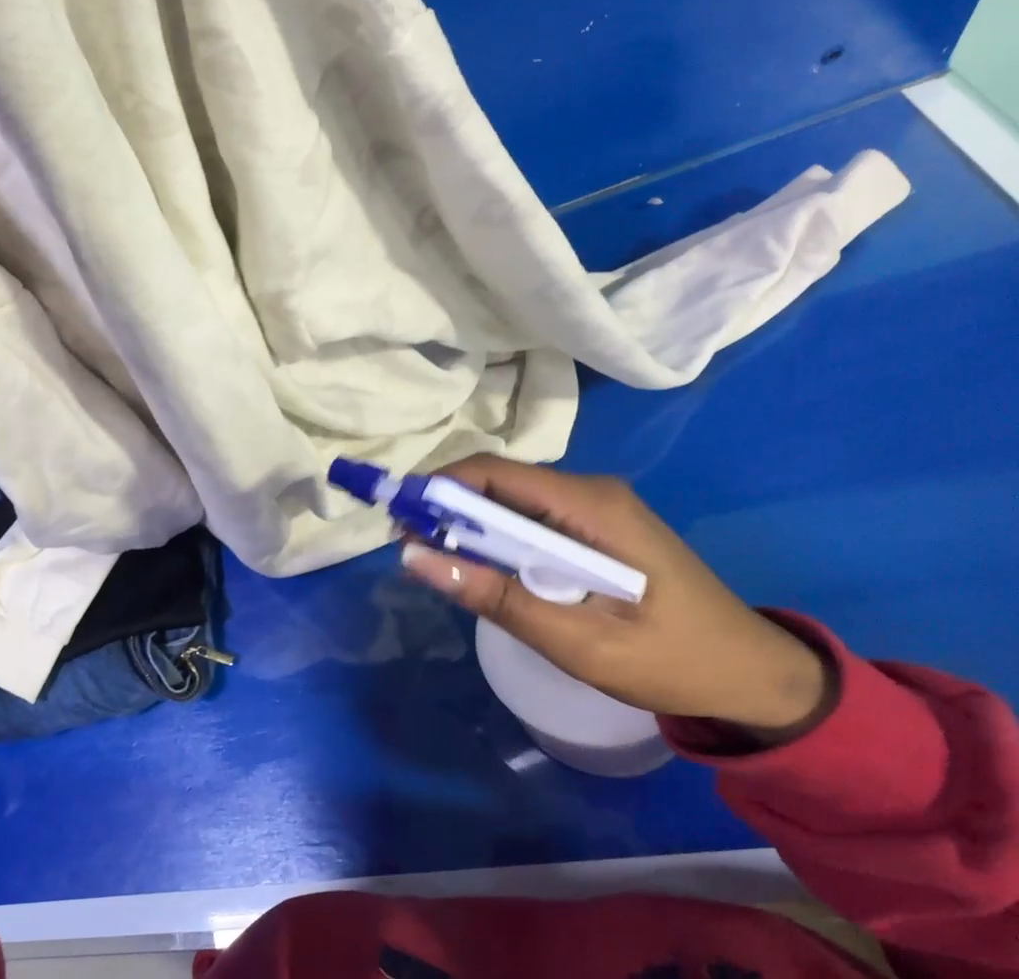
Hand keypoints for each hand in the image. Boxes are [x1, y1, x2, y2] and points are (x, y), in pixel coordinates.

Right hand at [400, 455, 833, 738]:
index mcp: (592, 507)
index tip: (396, 523)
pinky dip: (490, 539)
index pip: (492, 473)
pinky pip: (524, 519)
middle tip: (408, 552)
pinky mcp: (591, 529)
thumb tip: (413, 558)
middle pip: (493, 482)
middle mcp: (589, 493)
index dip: (435, 489)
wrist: (754, 678)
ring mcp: (592, 509)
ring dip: (463, 526)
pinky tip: (477, 569)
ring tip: (432, 563)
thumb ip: (496, 597)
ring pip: (505, 501)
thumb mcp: (579, 641)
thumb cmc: (672, 662)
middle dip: (442, 509)